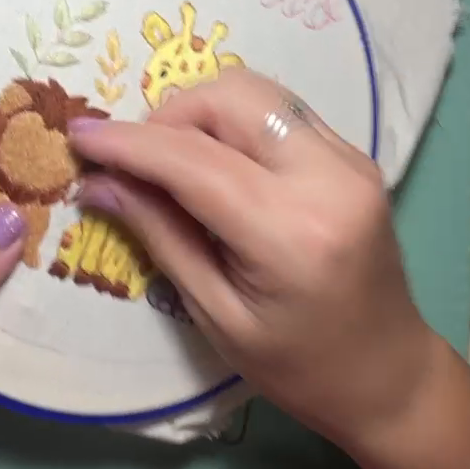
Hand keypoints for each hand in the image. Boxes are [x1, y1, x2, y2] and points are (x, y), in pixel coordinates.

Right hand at [67, 69, 444, 455]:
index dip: (127, 143)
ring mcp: (350, 158)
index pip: (193, 160)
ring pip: (255, 93)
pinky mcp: (353, 155)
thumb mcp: (217, 315)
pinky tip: (215, 163)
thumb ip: (159, 235)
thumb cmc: (298, 367)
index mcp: (291, 232)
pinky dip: (232, 123)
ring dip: (199, 114)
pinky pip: (277, 111)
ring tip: (170, 163)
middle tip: (135, 164)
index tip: (79, 136)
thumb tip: (98, 183)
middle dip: (167, 117)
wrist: (390, 375)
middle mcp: (329, 176)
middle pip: (230, 97)